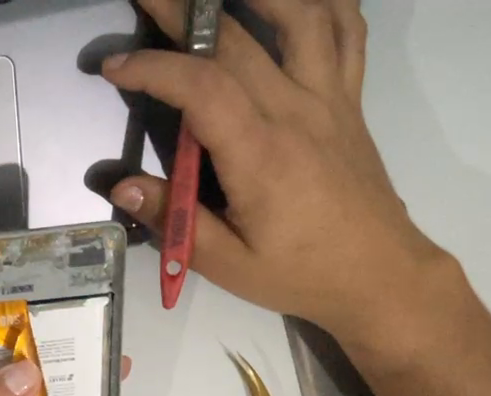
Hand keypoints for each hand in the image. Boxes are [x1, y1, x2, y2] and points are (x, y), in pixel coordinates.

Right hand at [102, 0, 461, 350]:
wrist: (376, 272)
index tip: (113, 66)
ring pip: (301, 14)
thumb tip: (121, 187)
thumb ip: (174, 220)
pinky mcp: (348, 99)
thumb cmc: (297, 273)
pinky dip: (324, 1)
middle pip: (239, 37)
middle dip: (184, 9)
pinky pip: (347, 30)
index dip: (154, 68)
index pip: (201, 87)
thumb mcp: (226, 263)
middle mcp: (296, 110)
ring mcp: (330, 97)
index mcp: (260, 153)